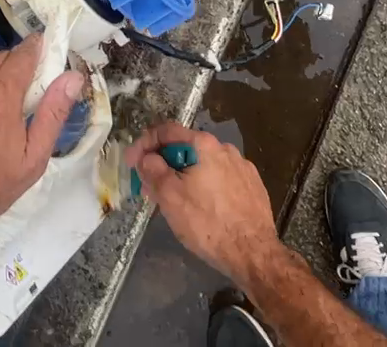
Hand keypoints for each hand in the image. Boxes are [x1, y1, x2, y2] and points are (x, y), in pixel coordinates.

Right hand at [125, 122, 285, 287]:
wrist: (254, 255)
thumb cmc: (208, 224)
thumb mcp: (170, 197)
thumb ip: (153, 171)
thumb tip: (146, 157)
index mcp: (204, 144)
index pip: (166, 131)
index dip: (144, 144)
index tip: (131, 163)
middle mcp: (225, 148)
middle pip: (184, 148)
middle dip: (163, 165)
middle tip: (149, 187)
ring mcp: (242, 167)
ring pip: (203, 164)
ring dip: (184, 176)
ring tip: (174, 201)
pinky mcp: (252, 186)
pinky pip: (220, 179)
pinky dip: (205, 186)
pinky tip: (202, 208)